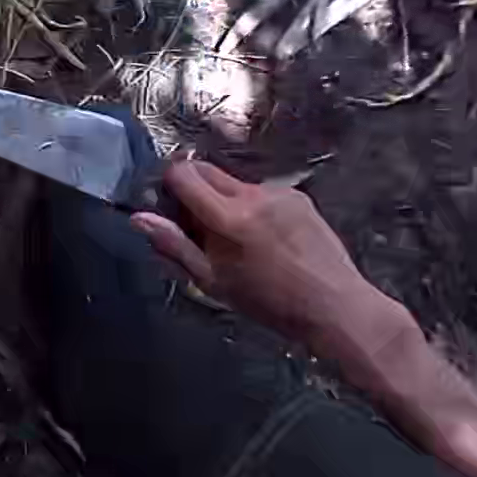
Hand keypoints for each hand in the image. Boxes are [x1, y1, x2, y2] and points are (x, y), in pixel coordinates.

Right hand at [130, 160, 393, 349]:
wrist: (337, 308)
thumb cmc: (268, 301)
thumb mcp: (211, 280)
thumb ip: (173, 245)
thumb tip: (138, 218)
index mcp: (228, 217)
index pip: (182, 173)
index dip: (167, 185)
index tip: (168, 207)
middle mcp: (252, 195)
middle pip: (203, 168)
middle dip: (190, 187)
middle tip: (194, 222)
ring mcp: (278, 193)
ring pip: (230, 181)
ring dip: (220, 199)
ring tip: (234, 236)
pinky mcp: (298, 196)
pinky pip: (257, 191)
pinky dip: (248, 205)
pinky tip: (262, 236)